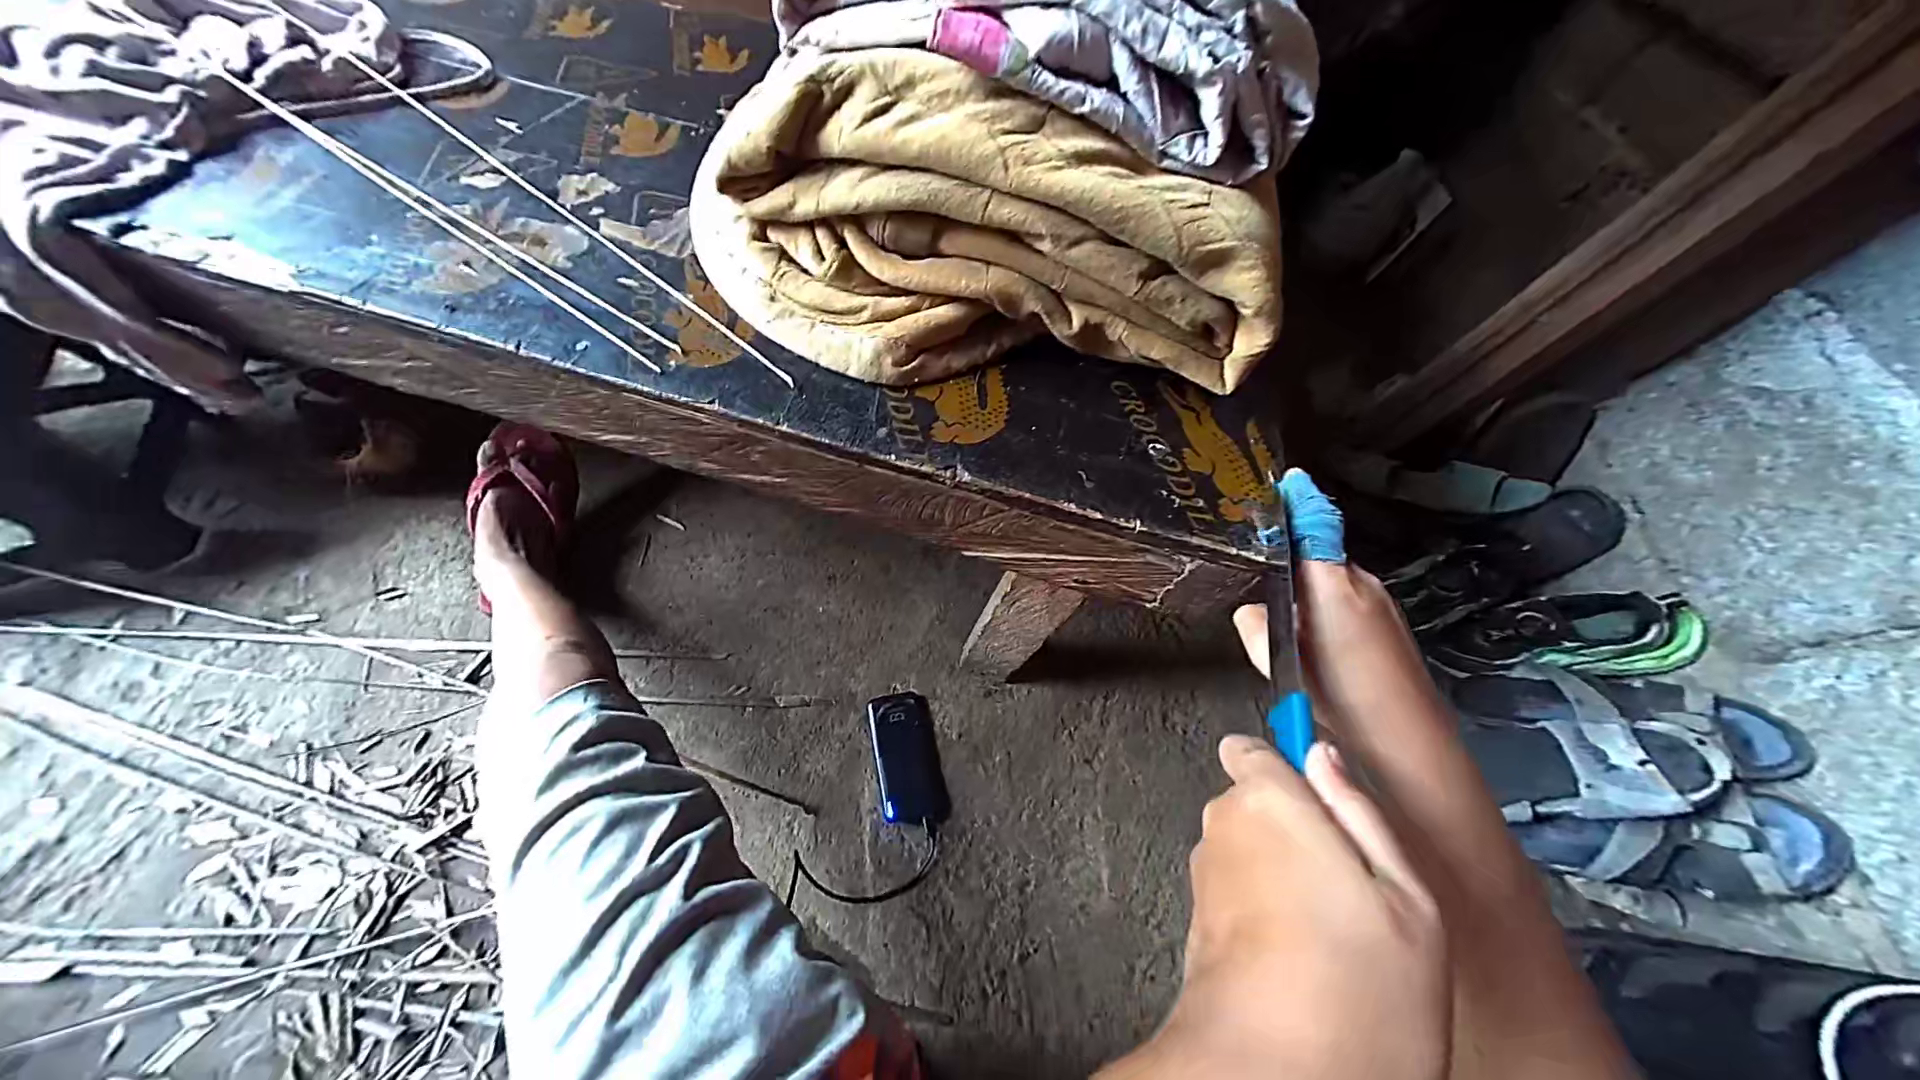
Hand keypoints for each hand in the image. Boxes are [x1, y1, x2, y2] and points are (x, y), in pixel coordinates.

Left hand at [1102, 738, 1449, 1079]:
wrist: (1275, 1069)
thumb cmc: (1359, 985)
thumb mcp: (1404, 896)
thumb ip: (1358, 811)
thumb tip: (1323, 756)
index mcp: (1266, 800)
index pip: (1254, 748)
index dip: (1288, 766)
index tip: (1324, 796)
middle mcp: (1222, 825)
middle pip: (1256, 800)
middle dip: (1295, 825)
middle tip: (1352, 883)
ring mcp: (1205, 871)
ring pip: (1250, 848)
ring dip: (1282, 871)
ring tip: (1335, 931)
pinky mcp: (1197, 915)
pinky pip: (1239, 889)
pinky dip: (1264, 907)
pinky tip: (1302, 954)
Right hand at [1236, 470, 1438, 740]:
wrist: (1406, 740)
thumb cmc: (1345, 697)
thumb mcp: (1282, 661)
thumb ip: (1259, 627)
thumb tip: (1249, 611)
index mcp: (1335, 583)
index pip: (1315, 526)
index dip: (1299, 501)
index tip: (1288, 480)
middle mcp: (1362, 583)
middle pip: (1321, 551)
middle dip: (1293, 552)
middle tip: (1263, 562)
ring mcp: (1380, 603)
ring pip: (1334, 577)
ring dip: (1310, 581)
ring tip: (1286, 610)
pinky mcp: (1388, 623)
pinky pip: (1348, 597)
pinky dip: (1327, 602)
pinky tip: (1314, 637)